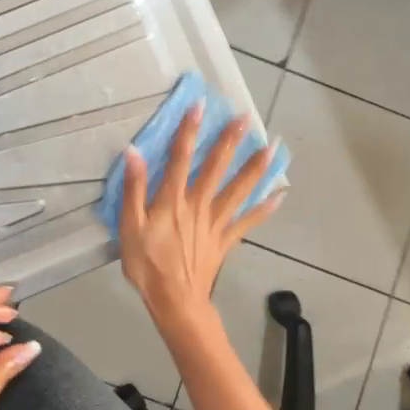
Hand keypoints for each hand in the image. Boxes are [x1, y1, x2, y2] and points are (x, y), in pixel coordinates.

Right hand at [119, 106, 282, 324]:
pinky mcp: (225, 240)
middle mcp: (198, 204)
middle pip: (216, 168)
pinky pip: (247, 221)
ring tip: (272, 148)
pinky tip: (280, 196)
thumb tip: (134, 152)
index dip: (189, 130)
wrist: (175, 302)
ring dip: (255, 168)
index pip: (180, 157)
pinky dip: (264, 209)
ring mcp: (215, 222)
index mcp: (172, 200)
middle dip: (229, 141)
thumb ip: (133, 189)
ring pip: (238, 190)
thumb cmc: (147, 265)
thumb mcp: (129, 227)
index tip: (200, 106)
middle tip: (245, 118)